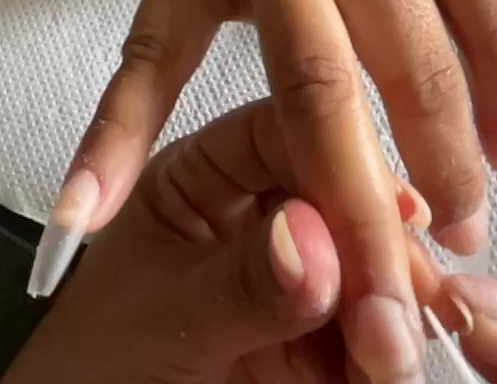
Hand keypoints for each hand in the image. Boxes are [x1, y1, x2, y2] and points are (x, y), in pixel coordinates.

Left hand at [6, 100, 433, 382]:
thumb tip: (314, 236)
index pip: (282, 135)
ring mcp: (292, 274)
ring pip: (365, 263)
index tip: (385, 204)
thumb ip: (241, 278)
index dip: (336, 159)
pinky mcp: (316, 338)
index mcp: (204, 174)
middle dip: (375, 242)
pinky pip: (367, 329)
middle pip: (337, 196)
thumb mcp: (161, 315)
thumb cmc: (89, 370)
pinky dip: (386, 347)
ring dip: (391, 300)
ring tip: (401, 344)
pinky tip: (393, 363)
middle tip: (407, 293)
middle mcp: (255, 211)